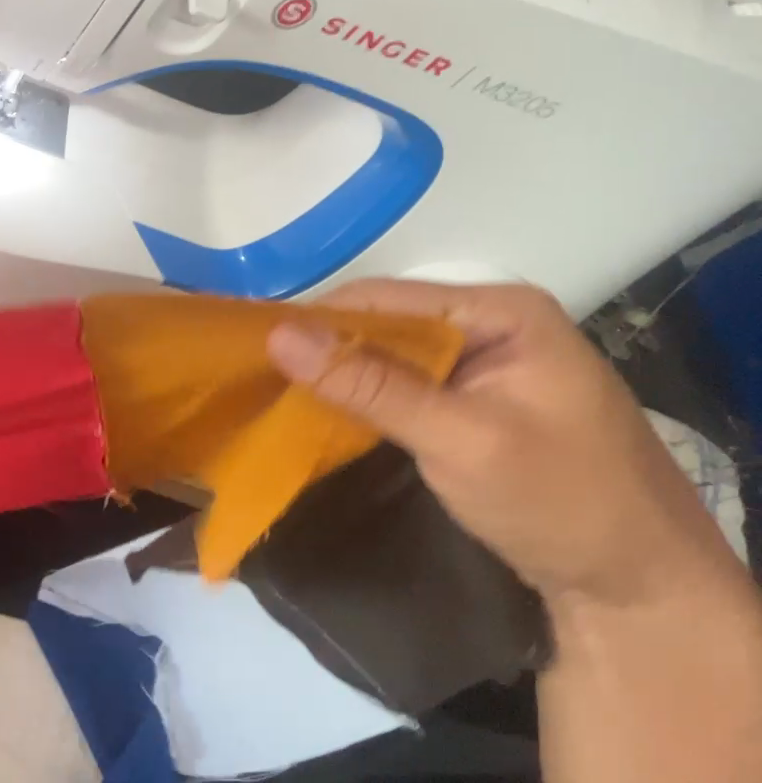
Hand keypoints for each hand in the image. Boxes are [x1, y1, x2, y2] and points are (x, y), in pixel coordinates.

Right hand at [266, 280, 742, 612]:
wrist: (639, 591)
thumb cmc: (562, 503)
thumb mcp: (459, 439)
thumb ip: (369, 384)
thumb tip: (276, 334)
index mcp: (502, 312)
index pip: (379, 298)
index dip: (312, 322)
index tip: (249, 352)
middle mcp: (489, 324)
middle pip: (378, 322)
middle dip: (321, 350)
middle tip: (254, 379)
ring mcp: (481, 362)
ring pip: (382, 354)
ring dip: (334, 375)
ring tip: (272, 394)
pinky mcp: (468, 399)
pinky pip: (395, 382)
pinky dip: (356, 397)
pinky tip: (319, 413)